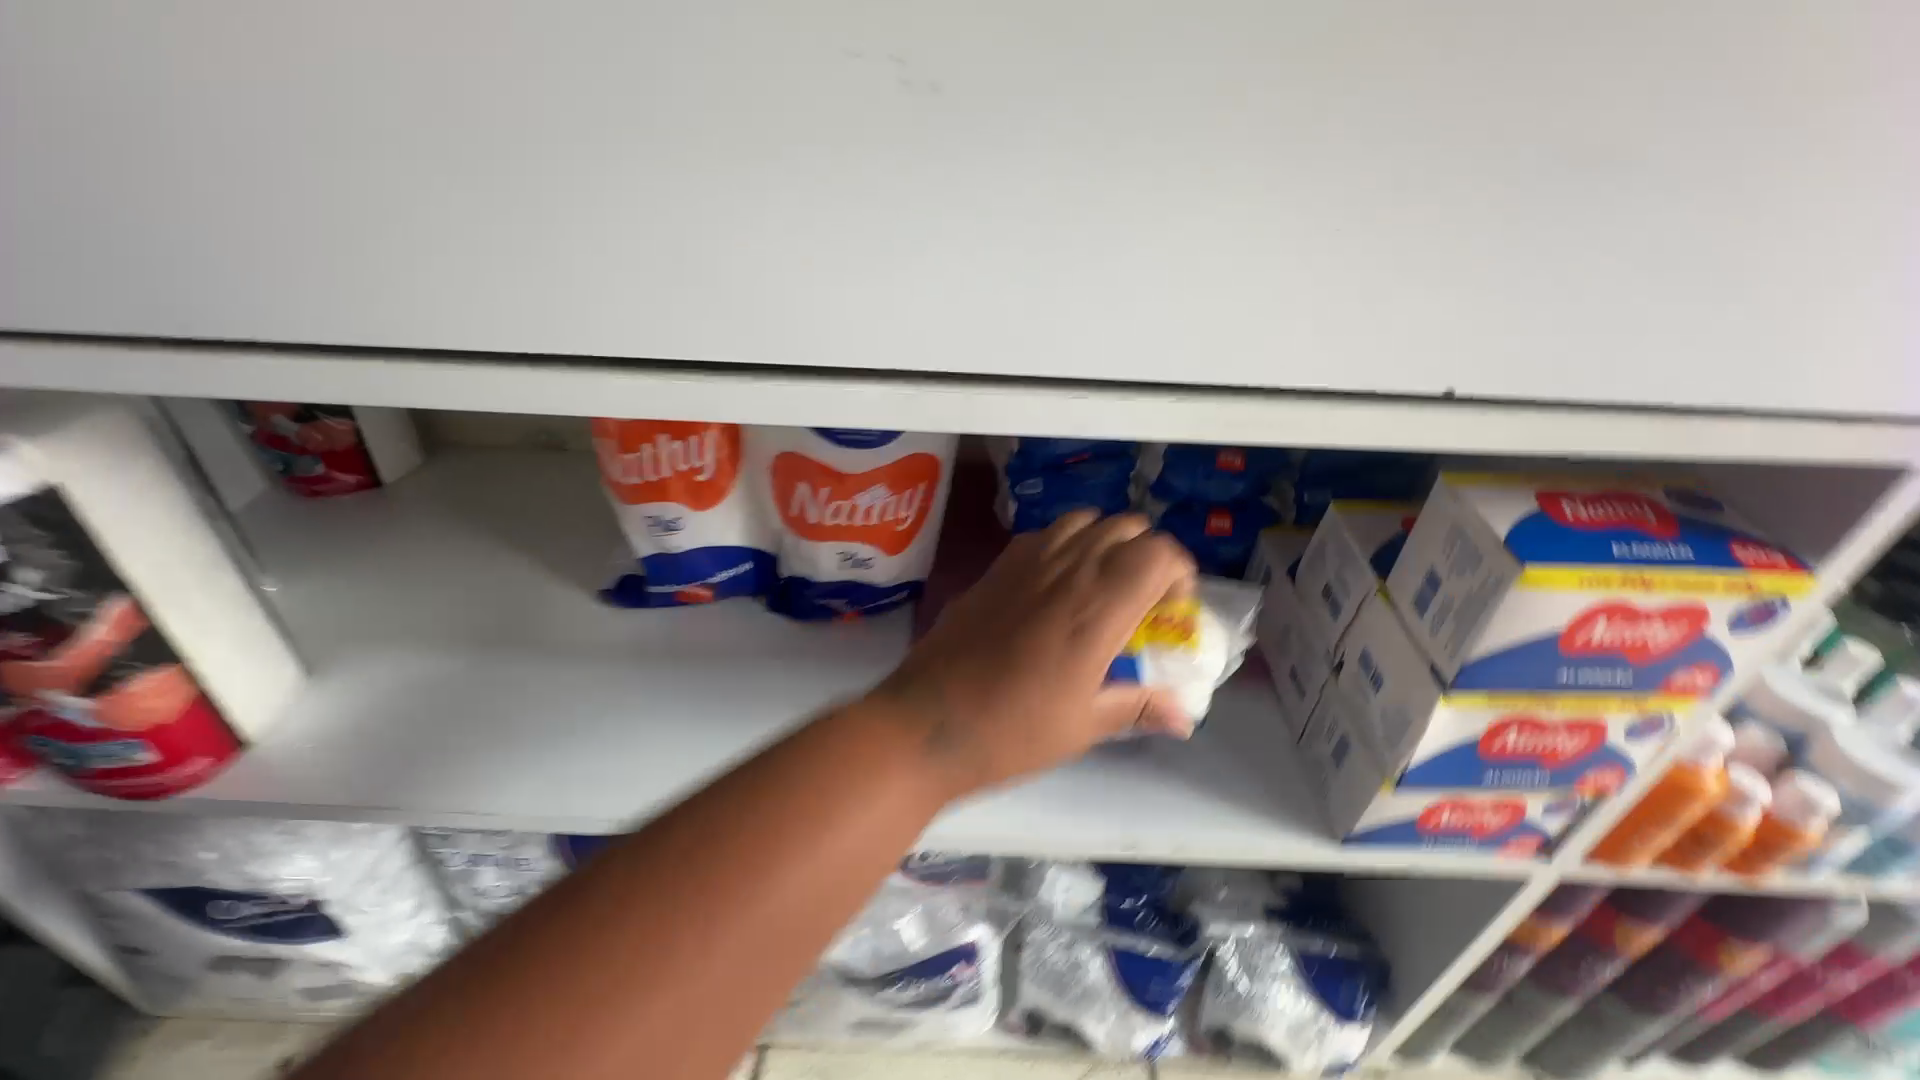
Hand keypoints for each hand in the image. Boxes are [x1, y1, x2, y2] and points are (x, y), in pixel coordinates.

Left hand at [868, 510, 1196, 795]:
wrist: (927, 723)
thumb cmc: (1012, 732)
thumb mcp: (1084, 726)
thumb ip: (1138, 708)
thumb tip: (1185, 717)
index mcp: (1097, 608)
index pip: (1157, 552)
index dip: (1178, 570)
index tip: (1173, 607)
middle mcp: (1065, 571)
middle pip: (1124, 527)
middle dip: (1147, 553)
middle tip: (1143, 599)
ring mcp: (1025, 564)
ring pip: (1082, 521)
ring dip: (1105, 542)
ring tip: (1101, 586)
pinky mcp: (994, 569)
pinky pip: (1043, 535)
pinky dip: (1065, 545)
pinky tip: (1055, 587)